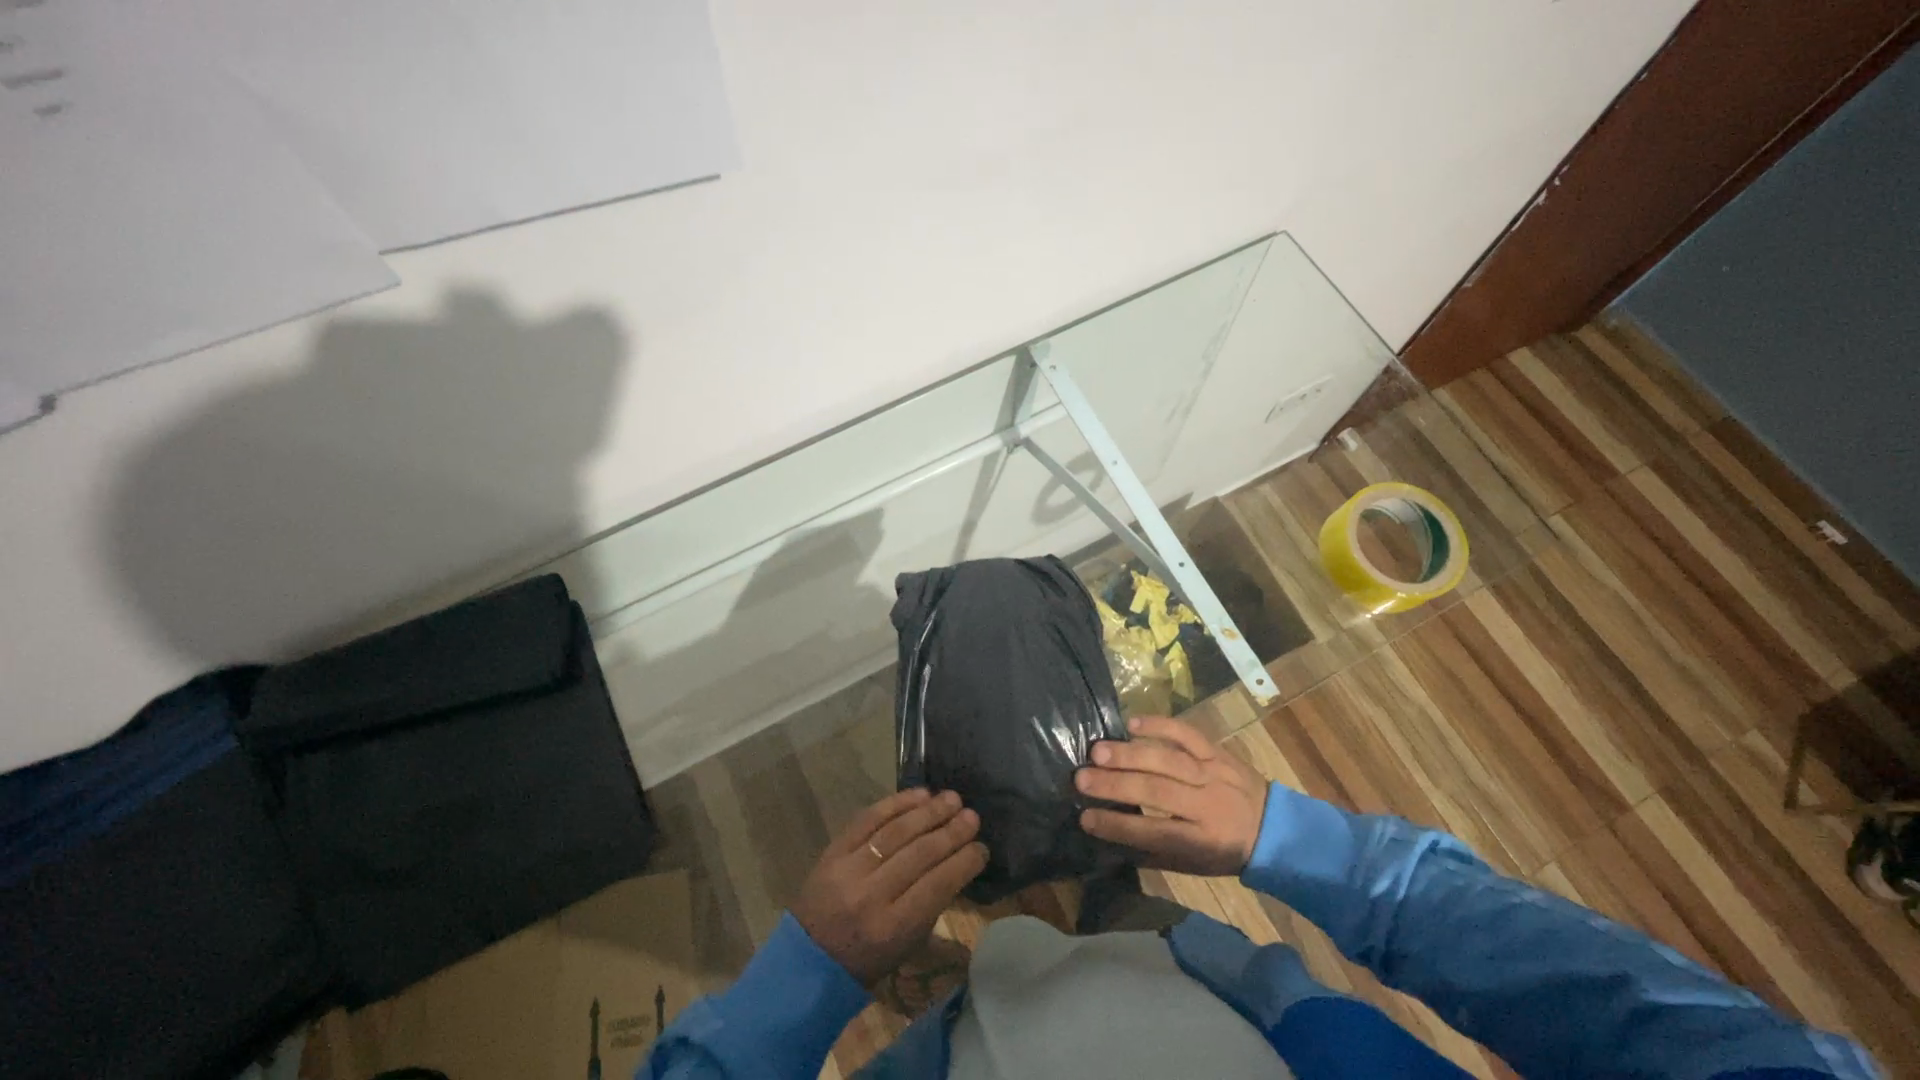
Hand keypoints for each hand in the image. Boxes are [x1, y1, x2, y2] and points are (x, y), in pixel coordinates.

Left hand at [792, 788, 988, 985]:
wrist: (809, 959)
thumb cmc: (867, 959)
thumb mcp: (907, 946)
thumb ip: (932, 906)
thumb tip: (958, 863)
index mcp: (894, 927)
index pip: (938, 884)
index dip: (964, 862)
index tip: (982, 847)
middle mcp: (872, 895)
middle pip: (920, 853)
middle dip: (951, 832)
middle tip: (972, 816)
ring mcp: (849, 870)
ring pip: (895, 832)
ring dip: (928, 812)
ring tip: (951, 798)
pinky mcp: (833, 852)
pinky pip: (867, 820)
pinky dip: (895, 804)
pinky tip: (918, 795)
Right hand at [1076, 715, 1270, 876]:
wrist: (1274, 828)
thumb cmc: (1224, 852)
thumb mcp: (1192, 864)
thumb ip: (1152, 851)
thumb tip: (1106, 837)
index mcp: (1204, 839)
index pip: (1155, 830)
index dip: (1119, 826)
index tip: (1086, 818)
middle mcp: (1208, 803)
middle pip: (1158, 791)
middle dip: (1116, 784)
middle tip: (1081, 779)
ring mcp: (1214, 772)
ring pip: (1168, 759)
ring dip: (1130, 754)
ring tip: (1097, 751)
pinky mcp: (1217, 751)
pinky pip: (1187, 733)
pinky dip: (1160, 725)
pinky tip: (1131, 723)